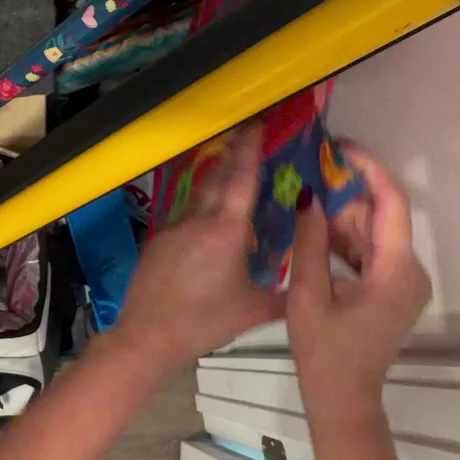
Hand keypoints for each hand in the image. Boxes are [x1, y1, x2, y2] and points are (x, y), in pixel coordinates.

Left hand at [115, 123, 286, 366]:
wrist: (147, 335)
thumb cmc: (204, 322)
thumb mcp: (253, 310)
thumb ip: (286, 294)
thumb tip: (313, 283)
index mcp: (225, 231)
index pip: (241, 179)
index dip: (250, 149)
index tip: (257, 124)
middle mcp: (197, 221)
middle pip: (218, 179)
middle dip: (234, 156)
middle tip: (248, 137)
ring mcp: (172, 229)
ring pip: (198, 197)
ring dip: (216, 182)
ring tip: (232, 175)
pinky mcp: (156, 241)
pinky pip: (183, 216)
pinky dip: (200, 209)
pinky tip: (207, 219)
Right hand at [287, 143, 430, 401]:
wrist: (343, 399)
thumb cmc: (324, 351)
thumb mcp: (307, 294)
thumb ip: (310, 243)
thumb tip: (308, 197)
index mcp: (396, 270)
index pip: (391, 203)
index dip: (369, 170)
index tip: (340, 148)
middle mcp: (410, 271)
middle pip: (382, 216)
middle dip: (348, 190)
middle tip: (310, 168)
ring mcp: (402, 282)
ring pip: (374, 234)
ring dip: (343, 214)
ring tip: (306, 190)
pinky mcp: (389, 291)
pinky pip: (369, 253)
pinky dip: (344, 238)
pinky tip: (314, 226)